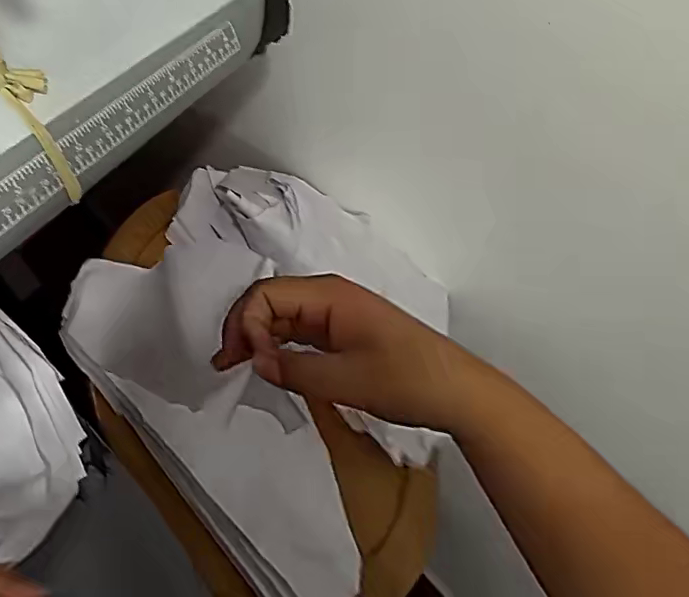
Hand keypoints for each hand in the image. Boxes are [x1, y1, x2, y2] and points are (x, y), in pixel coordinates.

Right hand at [211, 274, 500, 432]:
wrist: (463, 395)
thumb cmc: (409, 380)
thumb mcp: (347, 380)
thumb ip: (295, 370)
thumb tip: (257, 361)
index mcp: (327, 294)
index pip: (266, 294)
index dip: (248, 323)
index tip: (250, 362)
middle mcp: (325, 295)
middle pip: (268, 300)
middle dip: (243, 326)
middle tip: (225, 361)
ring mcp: (332, 312)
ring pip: (279, 314)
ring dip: (256, 335)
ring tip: (236, 363)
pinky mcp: (339, 330)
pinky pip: (295, 329)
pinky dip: (275, 344)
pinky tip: (266, 362)